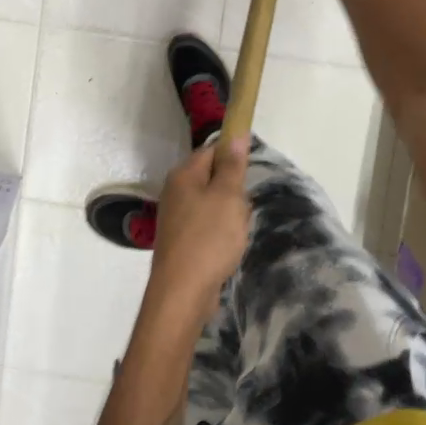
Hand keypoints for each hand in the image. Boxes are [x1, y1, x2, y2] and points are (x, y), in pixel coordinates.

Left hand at [148, 136, 251, 317]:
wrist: (182, 291)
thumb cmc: (208, 238)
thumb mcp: (227, 197)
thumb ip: (232, 166)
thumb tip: (236, 133)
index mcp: (183, 175)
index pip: (211, 151)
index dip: (233, 158)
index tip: (250, 177)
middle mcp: (175, 190)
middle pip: (212, 178)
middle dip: (233, 192)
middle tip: (242, 211)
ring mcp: (176, 216)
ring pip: (212, 204)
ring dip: (229, 215)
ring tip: (236, 234)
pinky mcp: (181, 239)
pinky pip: (207, 225)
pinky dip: (220, 233)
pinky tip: (227, 248)